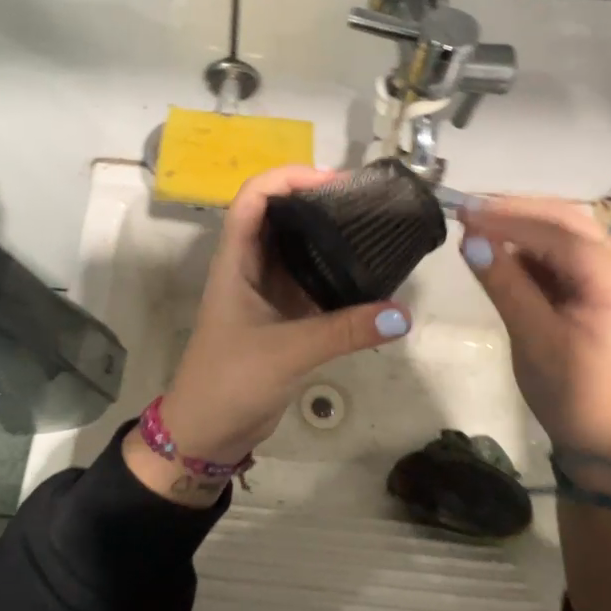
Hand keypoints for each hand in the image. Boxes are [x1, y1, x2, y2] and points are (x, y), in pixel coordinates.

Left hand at [152, 167, 412, 467]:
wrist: (207, 432)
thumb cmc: (230, 381)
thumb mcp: (287, 352)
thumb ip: (344, 331)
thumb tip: (403, 313)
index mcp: (236, 262)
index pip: (253, 198)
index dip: (288, 177)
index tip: (334, 181)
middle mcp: (251, 268)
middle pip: (280, 216)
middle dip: (317, 200)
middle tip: (366, 201)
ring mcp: (267, 293)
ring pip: (298, 249)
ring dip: (329, 236)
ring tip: (373, 227)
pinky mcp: (283, 318)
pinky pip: (312, 283)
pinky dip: (337, 274)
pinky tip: (371, 275)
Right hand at [459, 197, 610, 471]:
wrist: (606, 442)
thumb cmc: (570, 393)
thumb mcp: (531, 336)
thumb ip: (504, 282)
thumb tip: (469, 239)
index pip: (559, 232)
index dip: (509, 217)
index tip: (463, 212)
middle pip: (570, 222)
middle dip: (518, 212)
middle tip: (469, 210)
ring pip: (569, 235)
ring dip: (525, 227)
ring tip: (479, 228)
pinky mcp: (605, 292)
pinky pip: (569, 257)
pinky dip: (535, 249)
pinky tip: (504, 251)